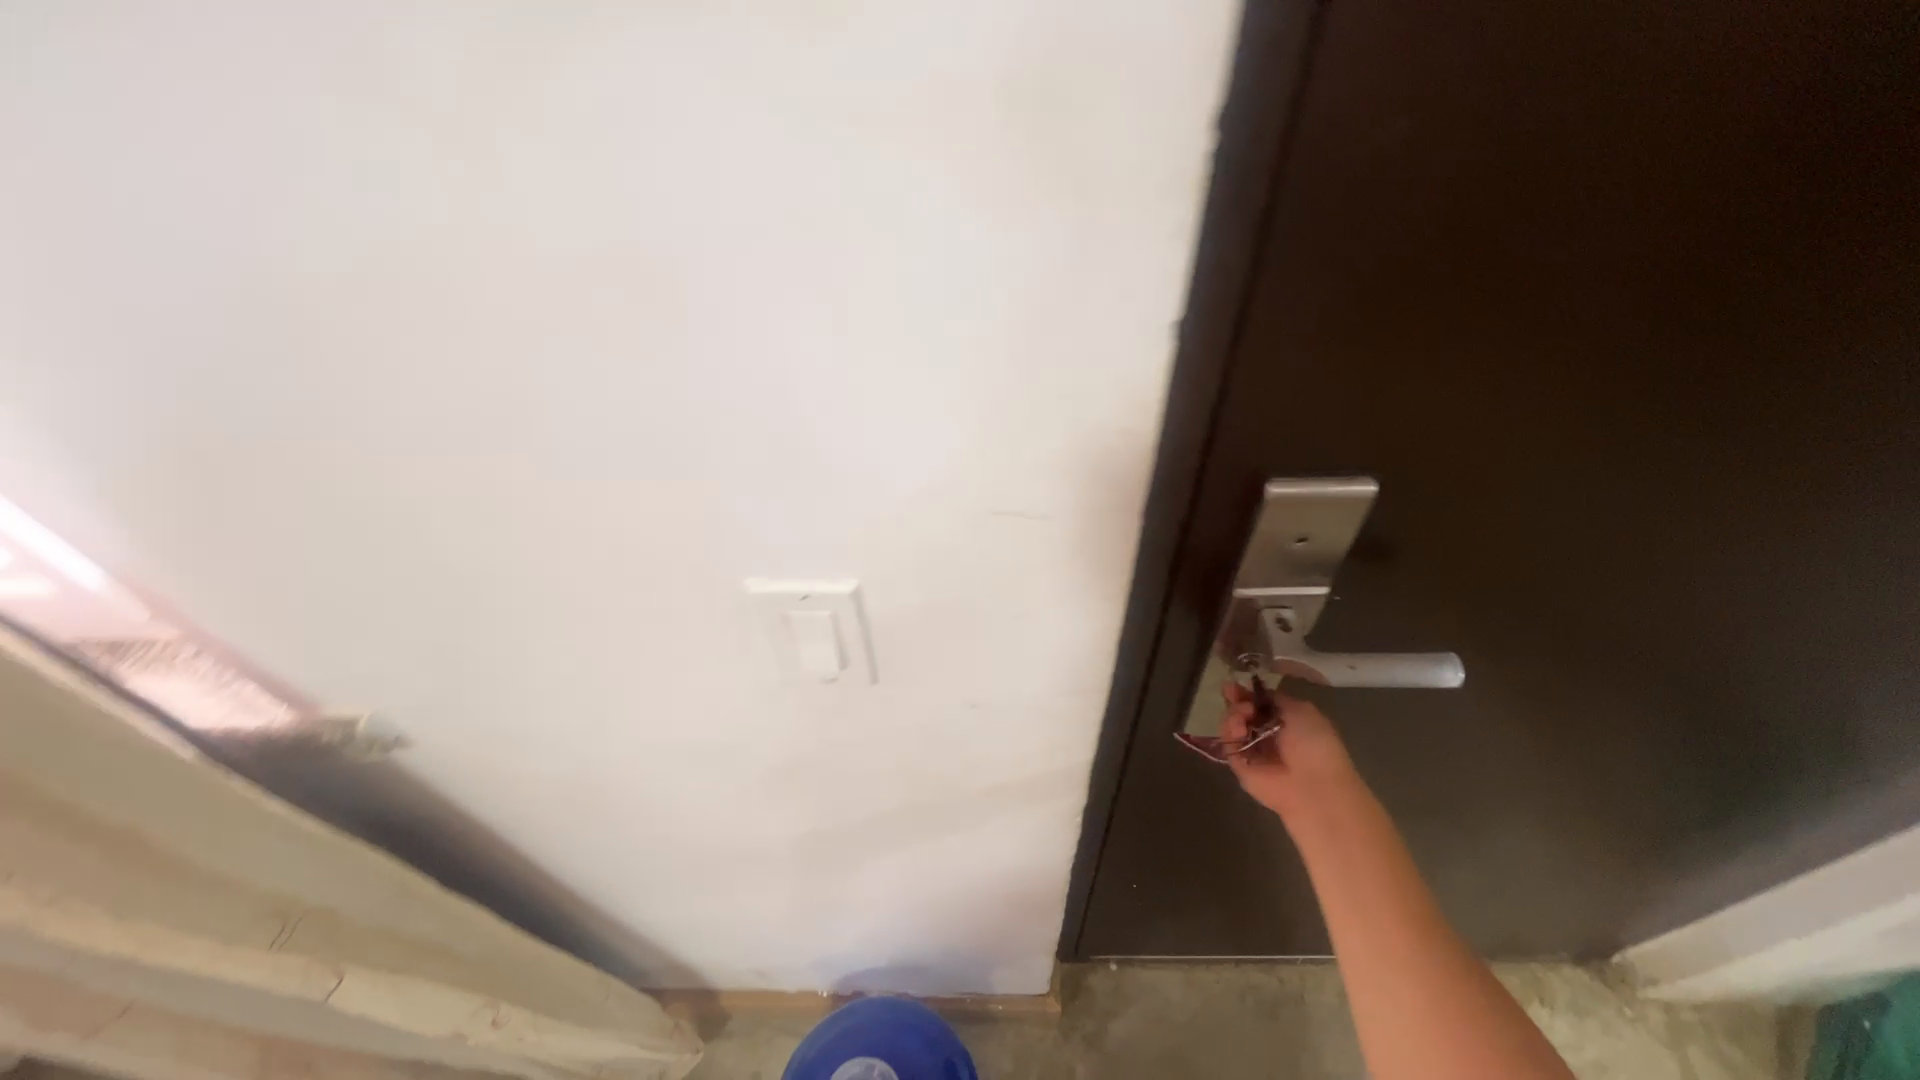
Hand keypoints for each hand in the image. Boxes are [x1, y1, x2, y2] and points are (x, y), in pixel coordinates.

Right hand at [1220, 681, 1361, 824]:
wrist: (1313, 784)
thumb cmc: (1314, 743)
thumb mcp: (1300, 710)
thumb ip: (1275, 699)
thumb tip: (1255, 695)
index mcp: (1285, 720)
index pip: (1259, 703)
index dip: (1246, 693)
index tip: (1233, 685)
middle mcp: (1266, 734)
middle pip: (1242, 711)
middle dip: (1237, 701)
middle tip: (1236, 698)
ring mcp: (1252, 750)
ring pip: (1232, 725)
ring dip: (1233, 714)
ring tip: (1242, 716)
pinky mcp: (1239, 765)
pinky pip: (1228, 744)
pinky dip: (1229, 732)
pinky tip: (1238, 729)